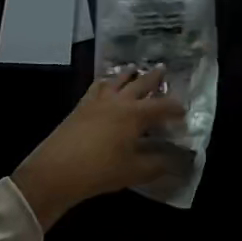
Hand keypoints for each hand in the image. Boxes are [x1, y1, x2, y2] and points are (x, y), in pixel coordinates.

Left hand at [12, 69, 186, 228]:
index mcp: (135, 114)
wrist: (57, 169)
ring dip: (129, 74)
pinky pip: (97, 86)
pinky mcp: (81, 105)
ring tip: (135, 69)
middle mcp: (118, 101)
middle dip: (153, 78)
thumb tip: (178, 161)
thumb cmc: (100, 171)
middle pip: (140, 84)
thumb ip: (158, 164)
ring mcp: (97, 100)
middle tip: (163, 69)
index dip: (175, 107)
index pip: (161, 106)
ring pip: (117, 80)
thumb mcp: (134, 171)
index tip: (184, 110)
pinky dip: (106, 81)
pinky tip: (106, 83)